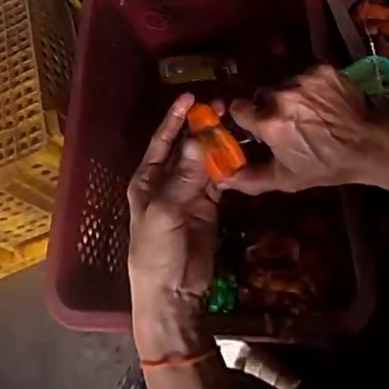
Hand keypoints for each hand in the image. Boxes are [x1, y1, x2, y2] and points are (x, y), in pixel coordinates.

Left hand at [127, 94, 219, 358]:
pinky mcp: (208, 207)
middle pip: (186, 148)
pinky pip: (219, 181)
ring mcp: (189, 193)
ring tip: (235, 124)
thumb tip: (199, 139)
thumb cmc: (156, 250)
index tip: (190, 97)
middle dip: (201, 128)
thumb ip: (184, 175)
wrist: (172, 292)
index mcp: (147, 178)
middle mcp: (167, 181)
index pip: (162, 141)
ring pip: (205, 161)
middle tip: (222, 106)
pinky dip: (229, 168)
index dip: (174, 118)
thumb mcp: (165, 211)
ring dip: (218, 144)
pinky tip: (241, 153)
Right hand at [225, 66, 388, 193]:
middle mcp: (281, 95)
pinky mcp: (322, 70)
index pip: (239, 107)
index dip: (247, 117)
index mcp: (269, 121)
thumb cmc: (325, 165)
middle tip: (288, 122)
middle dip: (270, 107)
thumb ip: (250, 178)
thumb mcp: (287, 178)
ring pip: (284, 84)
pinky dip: (311, 86)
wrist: (370, 146)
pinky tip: (323, 101)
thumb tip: (222, 179)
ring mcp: (303, 80)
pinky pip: (305, 75)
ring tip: (309, 112)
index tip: (256, 125)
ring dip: (291, 96)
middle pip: (262, 94)